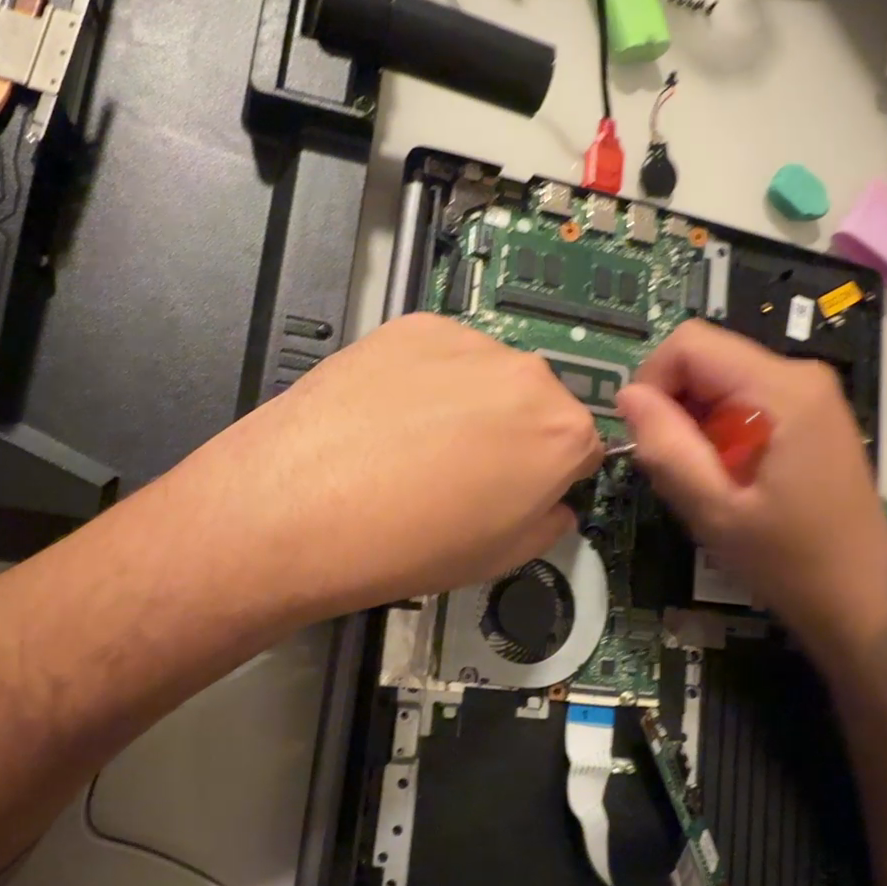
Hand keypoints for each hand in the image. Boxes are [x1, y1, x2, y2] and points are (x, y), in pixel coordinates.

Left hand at [158, 313, 603, 621]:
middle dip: (512, 433)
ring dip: (468, 401)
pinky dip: (425, 378)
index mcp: (563, 435)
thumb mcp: (498, 558)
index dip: (551, 474)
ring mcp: (468, 344)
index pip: (584, 446)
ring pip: (488, 375)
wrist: (302, 505)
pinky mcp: (414, 327)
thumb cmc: (403, 544)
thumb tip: (550, 503)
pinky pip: (440, 354)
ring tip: (413, 445)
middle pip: (538, 402)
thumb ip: (547, 522)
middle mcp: (526, 377)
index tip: (519, 489)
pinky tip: (388, 417)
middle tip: (462, 472)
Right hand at [616, 322, 886, 647]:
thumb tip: (627, 396)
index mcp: (781, 389)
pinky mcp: (809, 413)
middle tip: (678, 470)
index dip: (652, 382)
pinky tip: (729, 477)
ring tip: (706, 480)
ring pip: (719, 380)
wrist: (859, 596)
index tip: (647, 438)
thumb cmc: (788, 559)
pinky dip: (718, 431)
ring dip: (694, 424)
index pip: (689, 344)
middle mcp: (799, 374)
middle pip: (705, 359)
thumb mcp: (714, 510)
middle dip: (674, 407)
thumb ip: (666, 447)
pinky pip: (742, 399)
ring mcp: (809, 393)